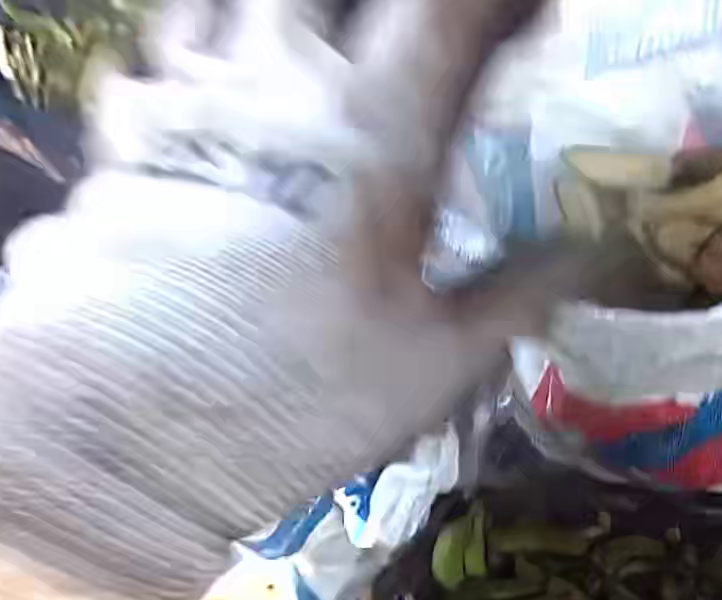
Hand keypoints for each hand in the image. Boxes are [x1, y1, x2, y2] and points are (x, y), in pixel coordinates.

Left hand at [0, 0, 584, 599]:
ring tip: (332, 48)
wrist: (127, 434)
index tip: (536, 13)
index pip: (449, 14)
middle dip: (397, 6)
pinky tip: (240, 79)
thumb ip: (518, 293)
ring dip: (301, 12)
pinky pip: (175, 41)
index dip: (501, 2)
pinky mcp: (126, 131)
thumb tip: (594, 251)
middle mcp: (275, 81)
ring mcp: (187, 94)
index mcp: (371, 136)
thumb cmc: (304, 399)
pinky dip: (220, 40)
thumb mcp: (439, 363)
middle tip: (425, 39)